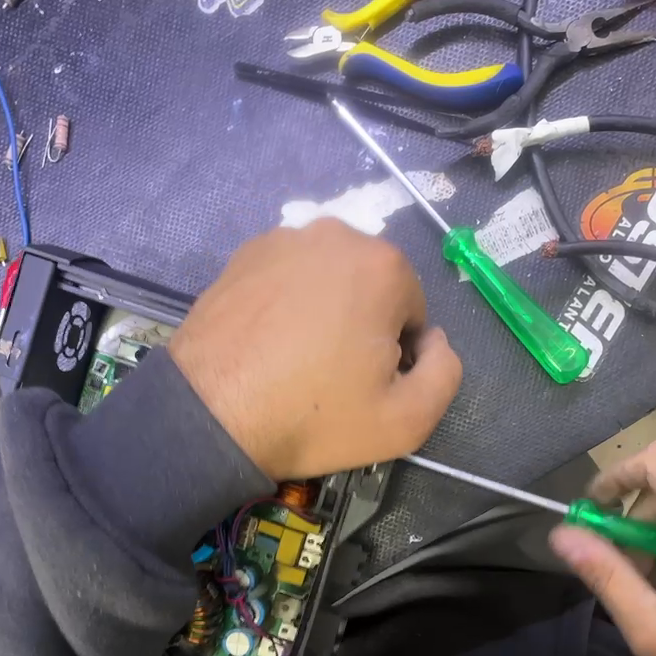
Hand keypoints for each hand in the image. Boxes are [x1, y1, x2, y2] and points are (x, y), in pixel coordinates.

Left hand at [168, 220, 462, 479]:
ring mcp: (282, 239)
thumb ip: (445, 373)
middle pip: (371, 290)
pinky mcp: (242, 255)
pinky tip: (267, 346)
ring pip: (328, 281)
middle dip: (362, 328)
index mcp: (384, 266)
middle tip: (329, 377)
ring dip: (324, 314)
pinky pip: (286, 279)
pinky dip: (286, 306)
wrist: (210, 418)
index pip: (413, 313)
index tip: (363, 386)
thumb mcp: (407, 420)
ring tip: (294, 363)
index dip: (395, 357)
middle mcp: (335, 235)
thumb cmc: (314, 418)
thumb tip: (433, 341)